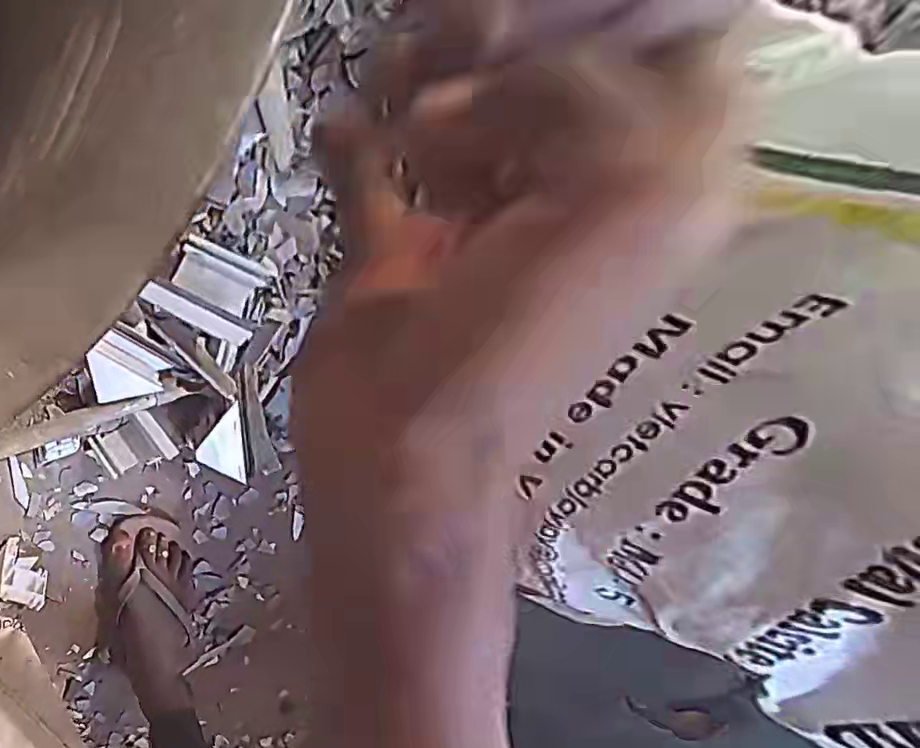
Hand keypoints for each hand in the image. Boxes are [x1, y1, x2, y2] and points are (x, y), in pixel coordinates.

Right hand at [289, 17, 739, 747]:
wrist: (396, 475)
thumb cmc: (492, 373)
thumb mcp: (603, 221)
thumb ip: (590, 118)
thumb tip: (505, 69)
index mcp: (632, 192)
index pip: (635, 58)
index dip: (583, 26)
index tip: (515, 14)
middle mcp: (551, 208)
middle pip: (540, 86)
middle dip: (499, 42)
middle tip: (443, 22)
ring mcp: (462, 244)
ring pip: (453, 138)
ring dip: (425, 90)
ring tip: (394, 56)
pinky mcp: (390, 276)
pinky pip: (381, 199)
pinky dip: (362, 161)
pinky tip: (339, 131)